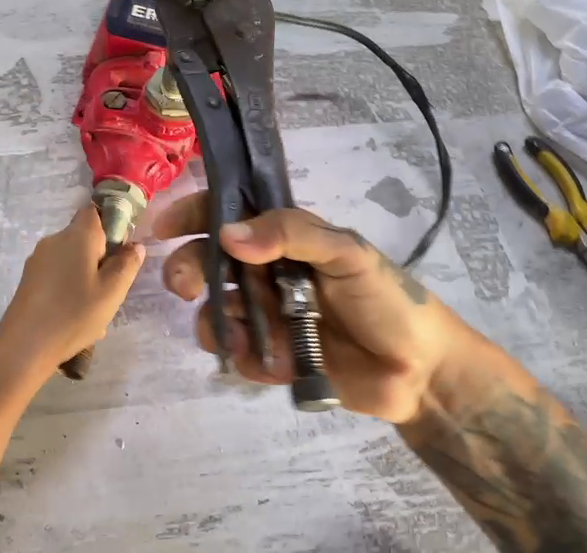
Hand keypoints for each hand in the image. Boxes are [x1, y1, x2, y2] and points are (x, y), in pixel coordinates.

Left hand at [0, 205, 146, 374]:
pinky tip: (72, 317)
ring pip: (71, 259)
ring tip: (92, 310)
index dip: (111, 227)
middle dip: (99, 258)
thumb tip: (135, 245)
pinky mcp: (28, 278)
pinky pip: (57, 275)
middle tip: (110, 289)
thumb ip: (127, 264)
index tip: (120, 254)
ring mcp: (38, 259)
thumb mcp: (112, 292)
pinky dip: (68, 288)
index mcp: (77, 235)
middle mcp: (55, 239)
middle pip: (83, 238)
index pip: (94, 212)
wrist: (25, 345)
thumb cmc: (74, 313)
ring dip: (85, 276)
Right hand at [153, 193, 468, 423]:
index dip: (195, 214)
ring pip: (215, 312)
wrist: (421, 372)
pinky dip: (247, 358)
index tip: (165, 228)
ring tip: (236, 336)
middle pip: (209, 263)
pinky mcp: (272, 358)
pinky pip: (238, 355)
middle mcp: (269, 273)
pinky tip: (276, 363)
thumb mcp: (347, 253)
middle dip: (189, 271)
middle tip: (184, 288)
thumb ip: (290, 234)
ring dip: (215, 322)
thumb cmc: (387, 299)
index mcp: (285, 239)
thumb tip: (227, 235)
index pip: (230, 214)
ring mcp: (268, 316)